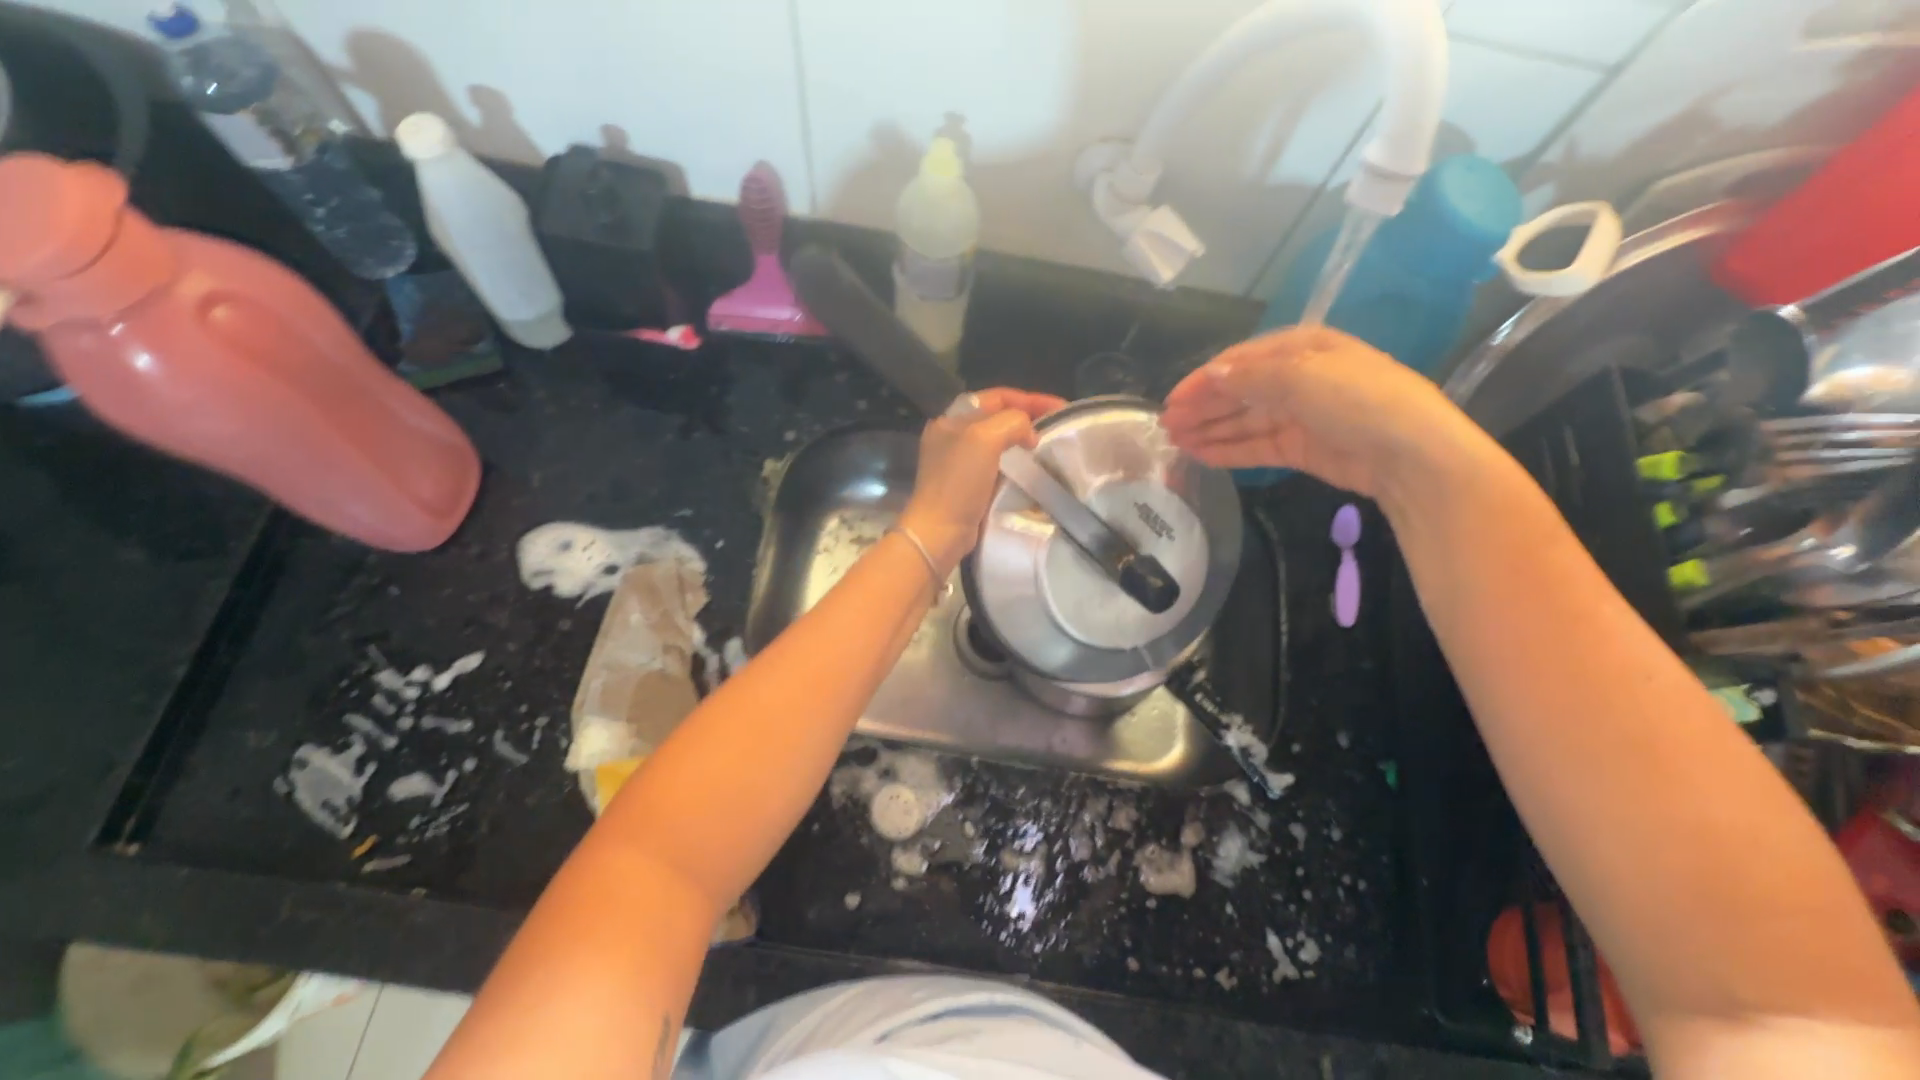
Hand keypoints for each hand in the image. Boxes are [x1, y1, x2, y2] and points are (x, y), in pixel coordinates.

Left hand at [899, 388, 1067, 573]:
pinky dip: (1016, 462)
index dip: (1030, 398)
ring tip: (1050, 445)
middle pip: (999, 417)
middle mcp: (953, 437)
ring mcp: (959, 463)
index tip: (1060, 407)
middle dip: (1029, 418)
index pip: (997, 396)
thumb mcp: (984, 438)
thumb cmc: (958, 482)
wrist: (940, 531)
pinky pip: (998, 465)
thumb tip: (1029, 433)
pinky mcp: (968, 486)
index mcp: (952, 419)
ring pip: (999, 442)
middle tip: (1059, 425)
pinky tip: (1033, 467)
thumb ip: (1012, 422)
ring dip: (1024, 441)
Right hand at [1160, 325, 1478, 498]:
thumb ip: (1251, 377)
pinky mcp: (1304, 450)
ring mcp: (1302, 416)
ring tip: (1176, 442)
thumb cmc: (1360, 401)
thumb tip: (1211, 375)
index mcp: (1304, 349)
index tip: (1172, 400)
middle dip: (1203, 406)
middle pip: (1241, 391)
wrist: (1413, 455)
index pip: (1242, 361)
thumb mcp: (1302, 377)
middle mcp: (1301, 378)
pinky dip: (1230, 450)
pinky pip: (1257, 447)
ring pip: (1245, 421)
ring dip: (1211, 429)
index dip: (1204, 379)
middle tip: (1167, 425)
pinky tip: (1202, 454)